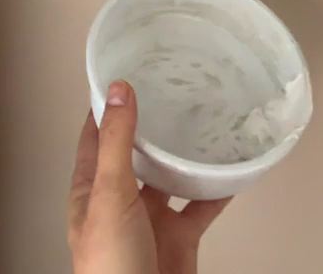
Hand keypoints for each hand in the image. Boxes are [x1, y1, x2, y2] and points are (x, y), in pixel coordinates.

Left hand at [69, 80, 230, 273]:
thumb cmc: (112, 263)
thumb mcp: (110, 194)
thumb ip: (117, 141)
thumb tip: (118, 86)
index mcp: (91, 188)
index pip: (95, 134)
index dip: (107, 103)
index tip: (126, 68)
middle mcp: (119, 200)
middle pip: (135, 153)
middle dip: (152, 124)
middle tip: (174, 87)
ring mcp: (150, 220)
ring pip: (169, 177)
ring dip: (184, 154)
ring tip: (204, 118)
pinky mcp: (179, 239)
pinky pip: (200, 207)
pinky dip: (216, 188)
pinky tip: (231, 167)